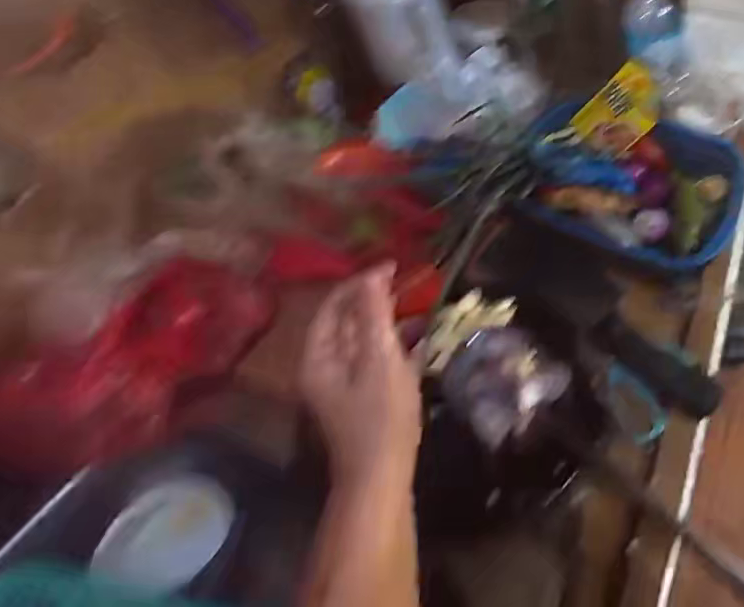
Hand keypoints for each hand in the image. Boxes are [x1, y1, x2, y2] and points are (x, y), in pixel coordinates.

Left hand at [299, 263, 422, 482]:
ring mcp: (347, 382)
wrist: (382, 476)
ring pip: (366, 337)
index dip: (361, 282)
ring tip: (421, 304)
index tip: (394, 267)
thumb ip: (374, 314)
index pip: (334, 305)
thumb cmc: (379, 416)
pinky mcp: (367, 394)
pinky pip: (380, 356)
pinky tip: (423, 337)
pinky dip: (398, 342)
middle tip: (411, 281)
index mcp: (320, 357)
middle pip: (348, 320)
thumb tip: (373, 274)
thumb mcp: (379, 358)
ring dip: (390, 318)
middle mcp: (328, 366)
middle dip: (376, 298)